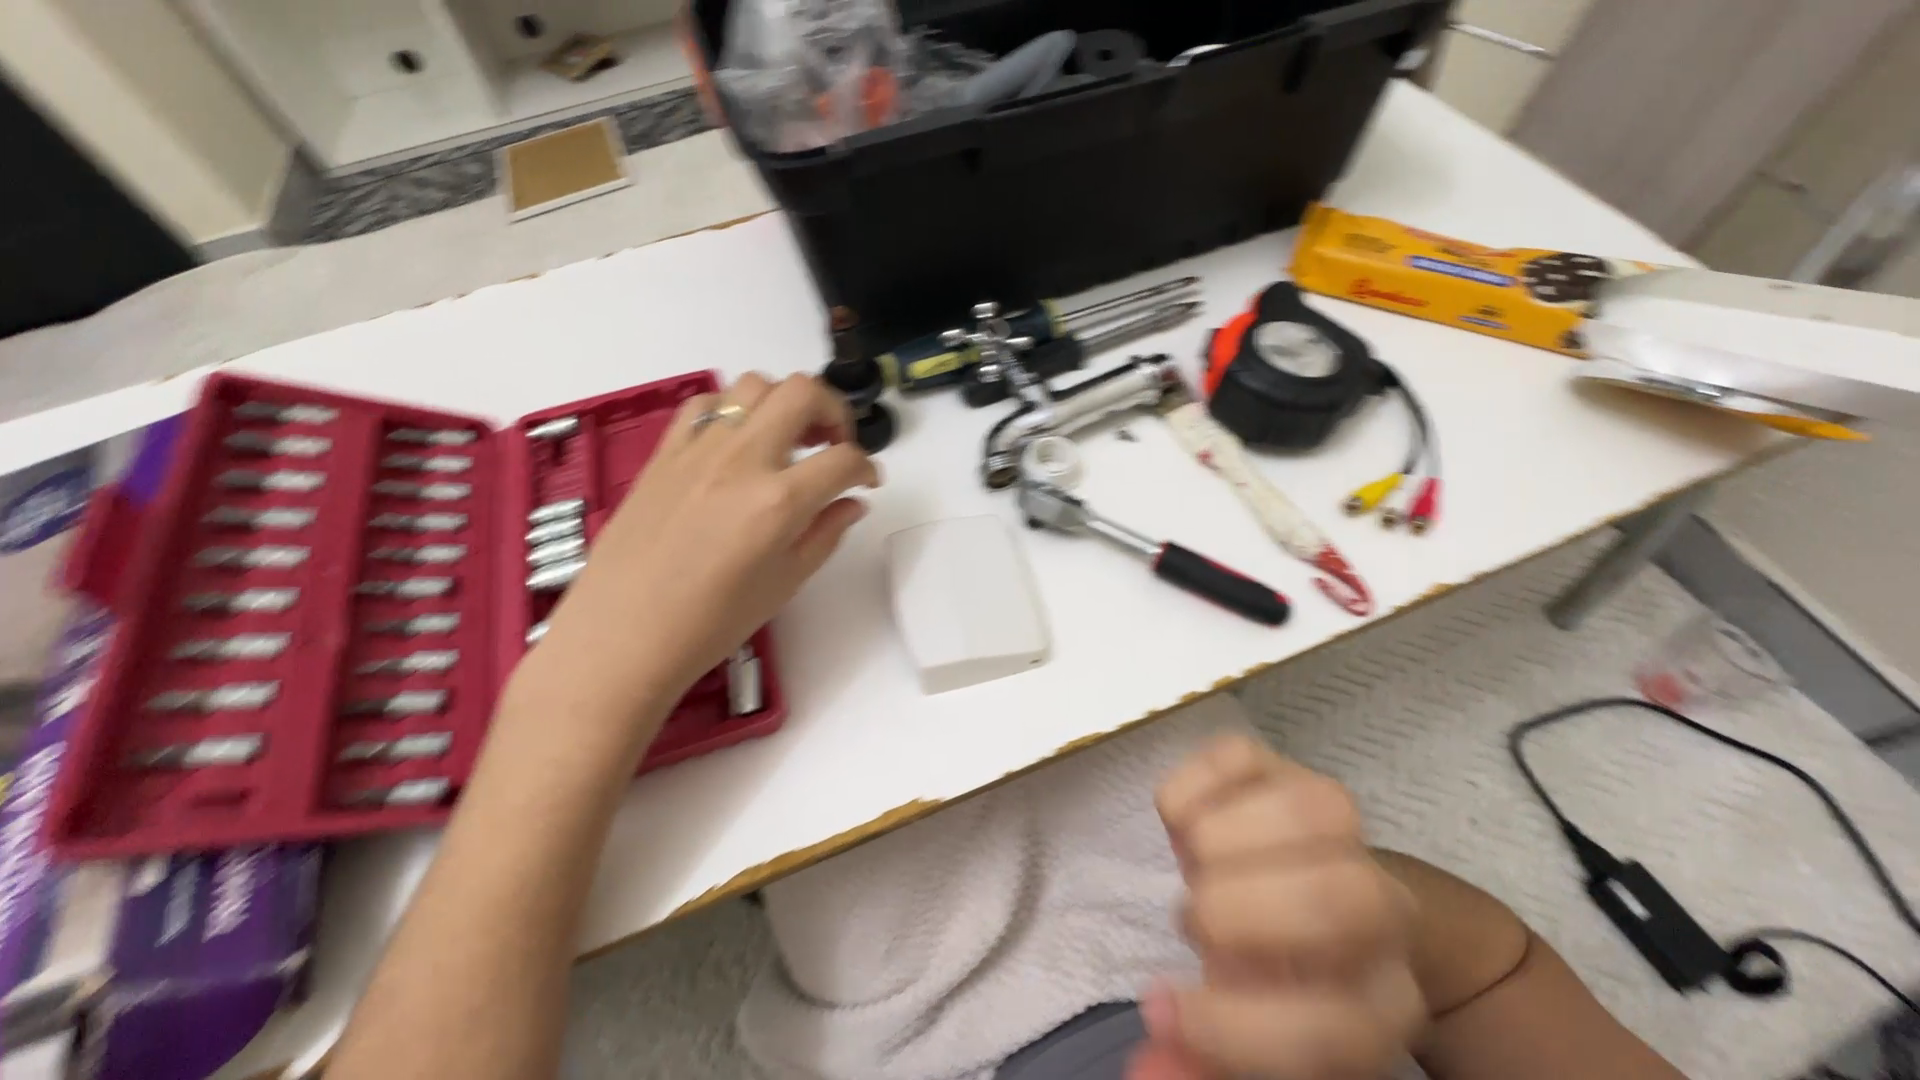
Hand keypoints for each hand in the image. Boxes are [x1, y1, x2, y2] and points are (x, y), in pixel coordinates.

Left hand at [513, 373, 879, 747]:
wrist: (623, 634)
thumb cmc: (710, 623)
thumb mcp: (784, 584)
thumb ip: (824, 534)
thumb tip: (851, 502)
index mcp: (779, 501)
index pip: (843, 460)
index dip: (867, 467)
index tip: (867, 481)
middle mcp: (743, 459)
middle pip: (804, 394)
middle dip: (836, 412)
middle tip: (835, 445)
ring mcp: (700, 449)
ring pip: (755, 384)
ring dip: (784, 402)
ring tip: (788, 438)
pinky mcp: (665, 451)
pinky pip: (706, 403)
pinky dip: (733, 409)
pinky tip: (737, 441)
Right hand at [1137, 736, 1423, 1079]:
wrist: (1327, 901)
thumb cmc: (1278, 982)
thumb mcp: (1247, 1037)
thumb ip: (1197, 1061)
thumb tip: (1140, 1073)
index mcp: (1373, 1002)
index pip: (1336, 1030)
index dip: (1237, 1027)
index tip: (1158, 1007)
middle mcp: (1377, 912)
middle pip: (1341, 899)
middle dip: (1239, 912)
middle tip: (1193, 922)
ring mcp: (1335, 825)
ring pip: (1312, 809)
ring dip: (1224, 839)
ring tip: (1194, 863)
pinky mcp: (1283, 765)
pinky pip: (1244, 756)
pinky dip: (1194, 784)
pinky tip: (1180, 819)